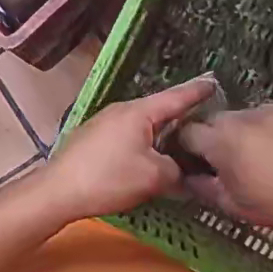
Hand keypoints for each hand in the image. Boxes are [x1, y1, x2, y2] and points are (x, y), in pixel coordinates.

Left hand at [35, 77, 219, 221]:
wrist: (58, 191)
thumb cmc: (109, 178)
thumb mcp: (154, 177)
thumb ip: (176, 170)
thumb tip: (180, 171)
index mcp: (139, 112)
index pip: (176, 97)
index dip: (198, 91)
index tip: (214, 81)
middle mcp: (121, 111)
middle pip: (159, 111)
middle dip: (181, 117)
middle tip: (205, 122)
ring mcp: (104, 123)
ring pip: (142, 126)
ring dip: (161, 135)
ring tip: (181, 144)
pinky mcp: (93, 140)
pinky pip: (127, 137)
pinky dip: (143, 144)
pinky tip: (149, 159)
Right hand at [178, 105, 272, 244]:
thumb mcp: (229, 204)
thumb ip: (201, 186)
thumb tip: (187, 177)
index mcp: (221, 140)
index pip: (187, 132)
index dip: (186, 148)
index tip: (195, 163)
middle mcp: (241, 117)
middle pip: (212, 120)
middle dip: (212, 138)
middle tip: (224, 162)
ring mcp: (268, 111)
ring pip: (239, 117)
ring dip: (238, 132)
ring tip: (255, 157)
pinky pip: (265, 116)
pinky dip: (263, 129)